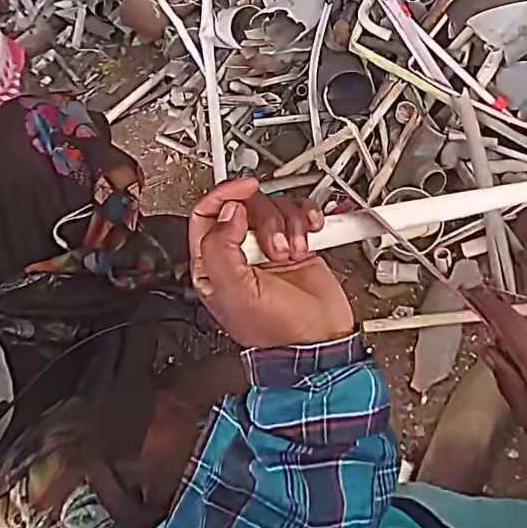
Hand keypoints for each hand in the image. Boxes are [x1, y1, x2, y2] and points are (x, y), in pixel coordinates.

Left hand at [187, 177, 350, 347]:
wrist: (321, 339)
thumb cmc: (277, 329)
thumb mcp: (236, 293)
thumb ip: (220, 249)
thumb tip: (228, 211)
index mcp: (213, 263)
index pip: (206, 213)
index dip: (224, 194)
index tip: (246, 188)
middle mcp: (239, 251)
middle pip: (245, 205)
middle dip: (267, 221)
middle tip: (277, 248)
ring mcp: (269, 244)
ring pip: (274, 205)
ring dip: (290, 224)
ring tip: (294, 253)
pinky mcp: (297, 240)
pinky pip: (300, 210)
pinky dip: (308, 217)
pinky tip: (311, 234)